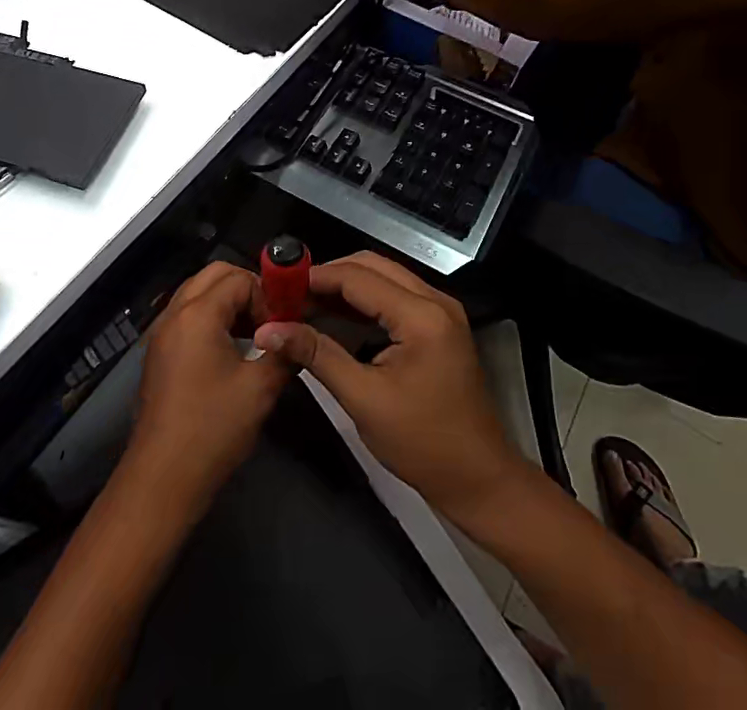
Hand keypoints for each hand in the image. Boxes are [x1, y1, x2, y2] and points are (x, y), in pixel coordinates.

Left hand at [130, 262, 291, 501]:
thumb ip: (283, 353)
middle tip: (272, 321)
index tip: (285, 324)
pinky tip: (232, 350)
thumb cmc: (213, 426)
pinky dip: (211, 320)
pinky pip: (186, 317)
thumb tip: (297, 337)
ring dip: (228, 304)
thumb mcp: (260, 388)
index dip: (267, 295)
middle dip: (247, 289)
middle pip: (213, 276)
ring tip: (256, 335)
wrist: (165, 471)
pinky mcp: (159, 352)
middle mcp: (173, 314)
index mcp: (196, 314)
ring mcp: (161, 333)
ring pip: (198, 295)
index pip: (238, 278)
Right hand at [252, 252, 526, 516]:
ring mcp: (440, 314)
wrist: (479, 480)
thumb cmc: (423, 442)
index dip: (312, 278)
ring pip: (381, 278)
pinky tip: (331, 319)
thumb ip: (315, 354)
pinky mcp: (437, 328)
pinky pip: (392, 298)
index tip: (275, 288)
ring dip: (341, 288)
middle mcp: (435, 303)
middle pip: (370, 266)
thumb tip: (268, 331)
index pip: (356, 277)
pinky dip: (359, 303)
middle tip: (287, 297)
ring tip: (301, 307)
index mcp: (422, 316)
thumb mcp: (362, 398)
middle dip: (326, 277)